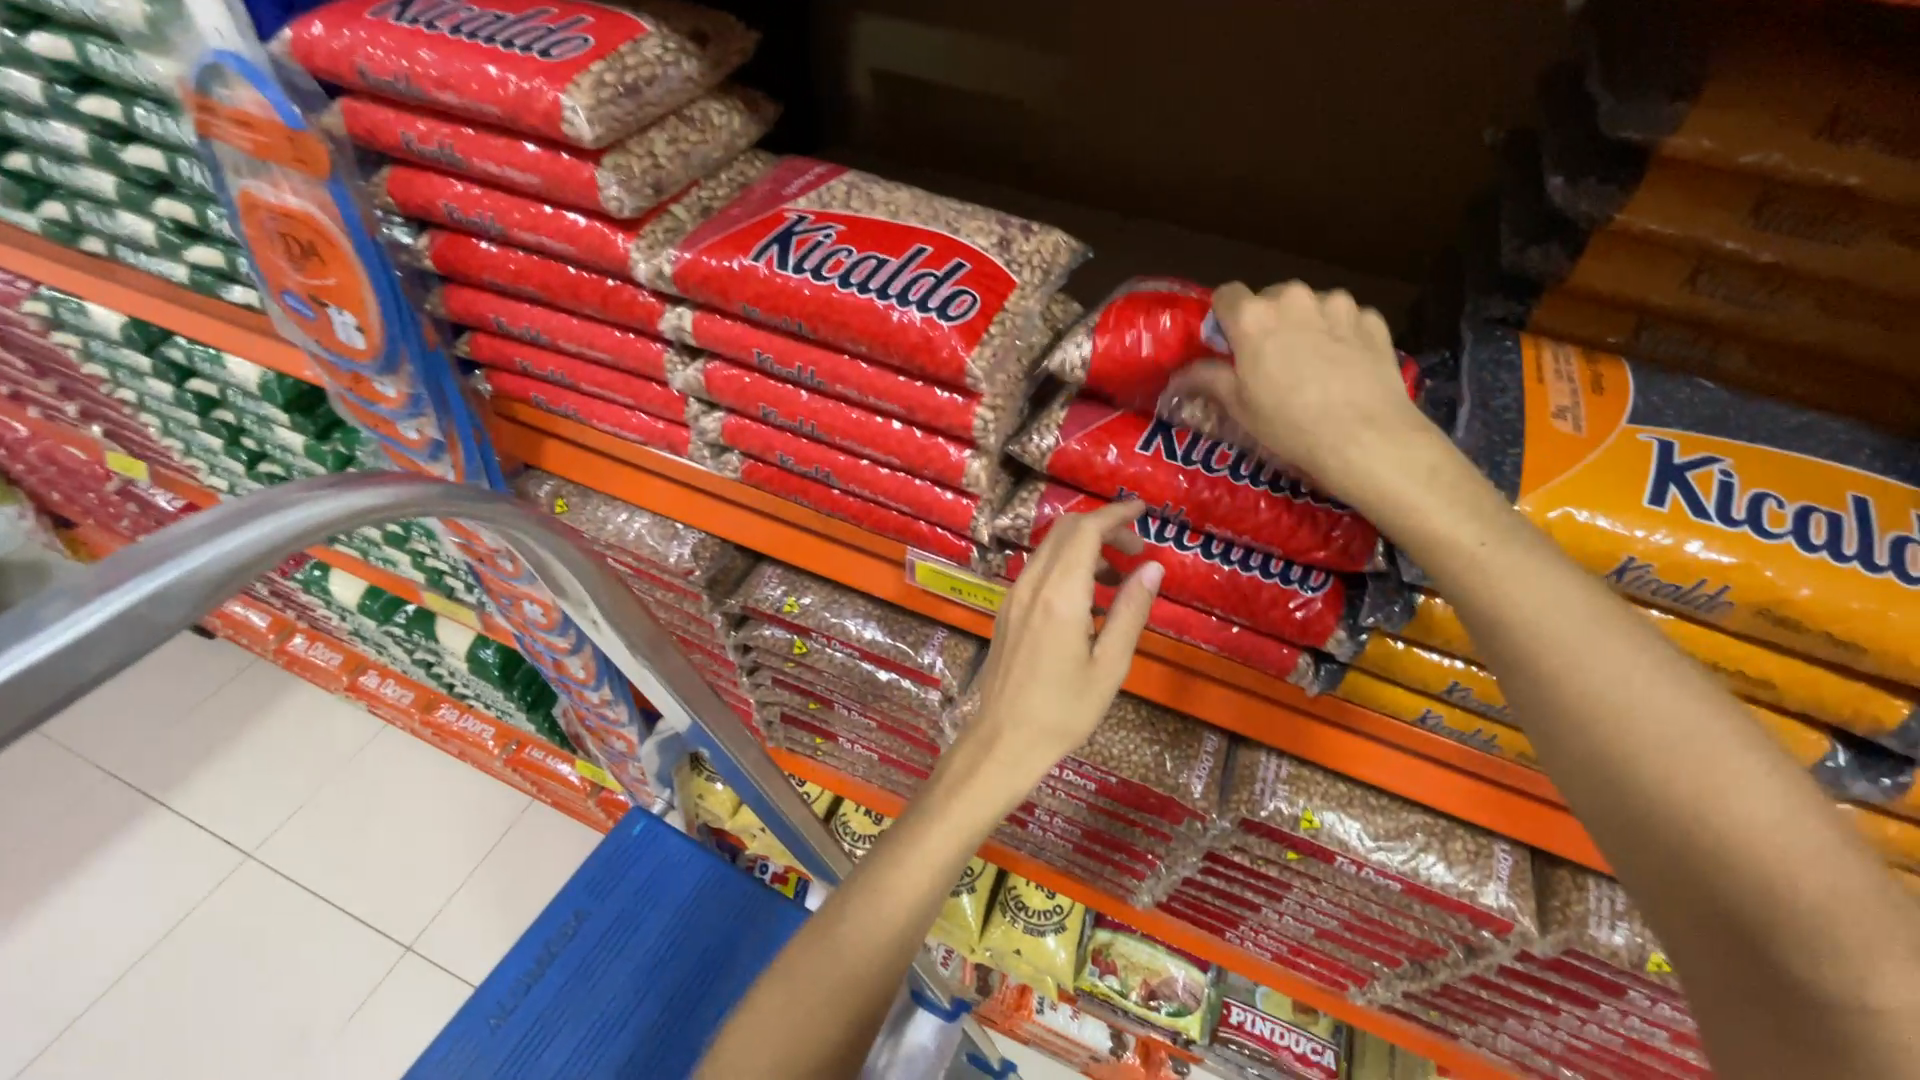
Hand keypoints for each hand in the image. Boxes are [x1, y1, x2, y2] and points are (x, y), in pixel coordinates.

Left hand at [948, 501, 1163, 807]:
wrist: (1003, 741)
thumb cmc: (1063, 711)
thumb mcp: (1110, 666)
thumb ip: (1131, 611)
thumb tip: (1152, 568)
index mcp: (1060, 595)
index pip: (1086, 531)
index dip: (1116, 514)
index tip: (1144, 512)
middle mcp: (1031, 585)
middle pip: (1065, 531)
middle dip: (1103, 527)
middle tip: (1136, 550)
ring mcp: (1013, 596)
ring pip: (1049, 549)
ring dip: (1084, 548)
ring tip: (1118, 580)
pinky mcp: (1006, 611)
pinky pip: (1038, 570)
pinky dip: (1066, 566)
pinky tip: (1087, 600)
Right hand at [1167, 281, 1438, 512]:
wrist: (1365, 437)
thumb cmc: (1289, 423)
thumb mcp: (1238, 406)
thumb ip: (1207, 378)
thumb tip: (1180, 375)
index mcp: (1253, 316)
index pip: (1227, 294)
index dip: (1225, 319)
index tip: (1230, 345)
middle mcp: (1294, 298)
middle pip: (1271, 298)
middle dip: (1268, 322)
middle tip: (1272, 360)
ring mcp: (1338, 304)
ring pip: (1311, 306)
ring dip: (1306, 325)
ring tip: (1313, 364)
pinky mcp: (1372, 318)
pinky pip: (1347, 319)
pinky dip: (1341, 335)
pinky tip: (1344, 368)